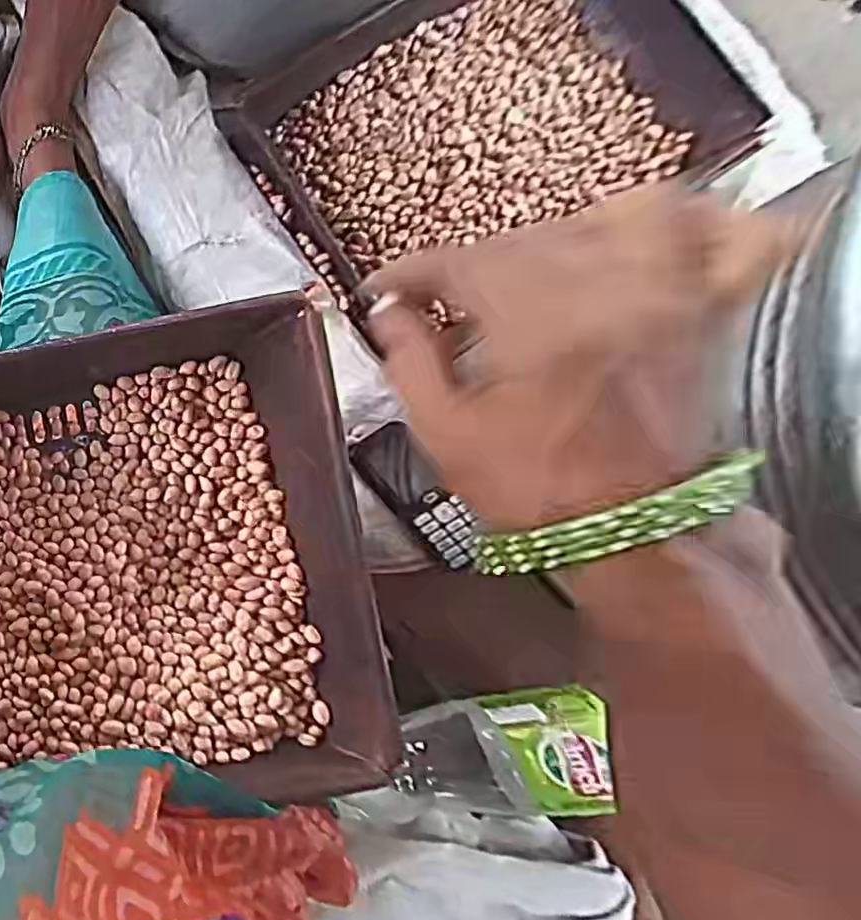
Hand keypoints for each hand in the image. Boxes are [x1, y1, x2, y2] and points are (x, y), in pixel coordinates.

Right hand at [362, 185, 792, 530]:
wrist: (621, 518)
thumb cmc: (524, 481)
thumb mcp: (439, 428)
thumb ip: (409, 360)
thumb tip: (388, 313)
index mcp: (539, 331)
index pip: (466, 264)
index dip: (410, 271)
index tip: (381, 288)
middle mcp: (614, 297)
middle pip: (528, 237)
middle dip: (464, 261)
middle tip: (429, 294)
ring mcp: (672, 296)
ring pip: (620, 213)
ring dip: (554, 232)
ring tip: (516, 266)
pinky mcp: (705, 308)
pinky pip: (724, 232)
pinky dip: (683, 220)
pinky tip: (632, 241)